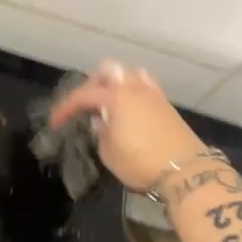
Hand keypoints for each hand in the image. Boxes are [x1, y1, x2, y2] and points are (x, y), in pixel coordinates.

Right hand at [49, 59, 205, 191]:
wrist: (186, 171)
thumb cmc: (140, 162)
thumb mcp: (109, 153)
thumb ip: (101, 133)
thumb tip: (100, 122)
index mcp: (115, 98)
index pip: (83, 96)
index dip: (66, 108)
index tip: (56, 123)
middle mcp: (134, 89)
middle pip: (109, 69)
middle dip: (93, 83)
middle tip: (86, 104)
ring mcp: (154, 94)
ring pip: (131, 73)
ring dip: (117, 82)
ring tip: (110, 102)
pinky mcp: (167, 105)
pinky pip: (146, 86)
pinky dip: (133, 91)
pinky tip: (130, 109)